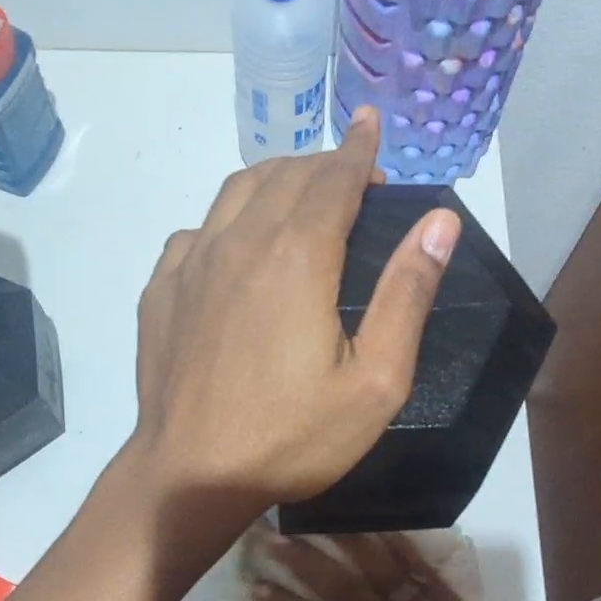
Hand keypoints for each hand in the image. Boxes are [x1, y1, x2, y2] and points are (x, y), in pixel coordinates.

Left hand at [131, 108, 461, 505]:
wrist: (191, 476)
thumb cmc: (292, 438)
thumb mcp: (375, 383)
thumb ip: (407, 297)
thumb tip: (439, 223)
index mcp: (298, 256)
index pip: (334, 178)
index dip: (358, 149)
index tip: (371, 124)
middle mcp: (240, 241)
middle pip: (286, 175)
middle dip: (324, 165)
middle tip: (354, 183)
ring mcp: (191, 264)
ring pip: (236, 192)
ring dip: (276, 181)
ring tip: (301, 198)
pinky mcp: (162, 291)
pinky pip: (198, 231)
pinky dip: (229, 221)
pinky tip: (238, 250)